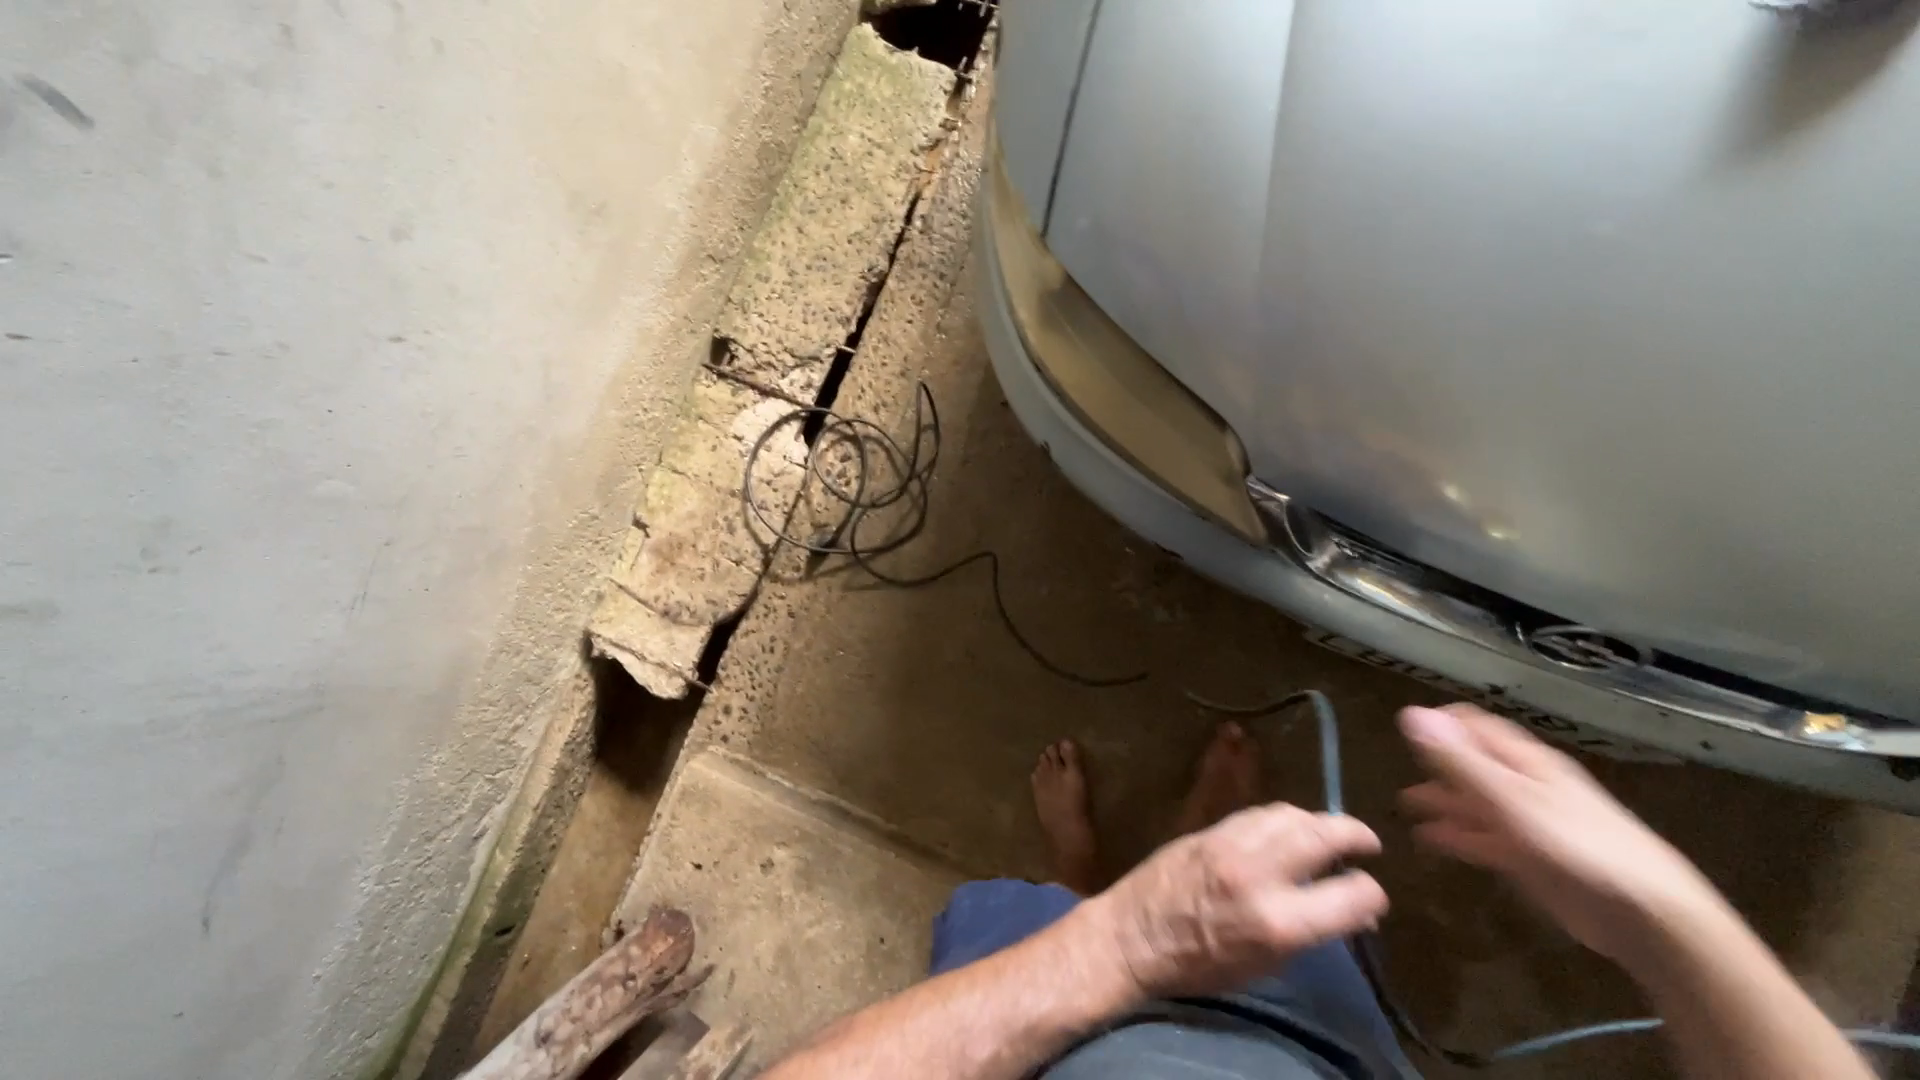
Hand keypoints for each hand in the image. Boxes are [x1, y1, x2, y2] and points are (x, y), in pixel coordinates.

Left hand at [1081, 803, 1386, 998]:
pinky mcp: (1208, 831)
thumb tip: (1352, 910)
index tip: (1372, 894)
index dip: (1372, 894)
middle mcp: (1258, 876)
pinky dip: (1281, 819)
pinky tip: (1287, 829)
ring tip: (1329, 833)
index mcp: (1279, 923)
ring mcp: (1230, 846)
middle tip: (1367, 842)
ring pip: (1288, 814)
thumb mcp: (1266, 965)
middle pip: (1322, 836)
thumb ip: (1312, 932)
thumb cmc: (1201, 966)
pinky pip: (1256, 814)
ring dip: (1316, 821)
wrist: (1134, 936)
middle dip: (1354, 834)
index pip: (1352, 896)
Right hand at [1398, 704, 1727, 962]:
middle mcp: (1527, 786)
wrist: (1645, 915)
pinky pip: (1486, 839)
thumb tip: (1412, 714)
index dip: (1445, 723)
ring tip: (1407, 804)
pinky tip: (1433, 839)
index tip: (1408, 727)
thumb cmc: (1577, 846)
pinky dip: (1458, 835)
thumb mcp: (1511, 799)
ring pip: (1478, 802)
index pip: (1479, 727)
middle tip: (1401, 766)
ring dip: (1445, 801)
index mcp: (1527, 763)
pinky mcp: (1531, 859)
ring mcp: (1529, 823)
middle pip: (1476, 765)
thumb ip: (1460, 761)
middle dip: (1440, 764)